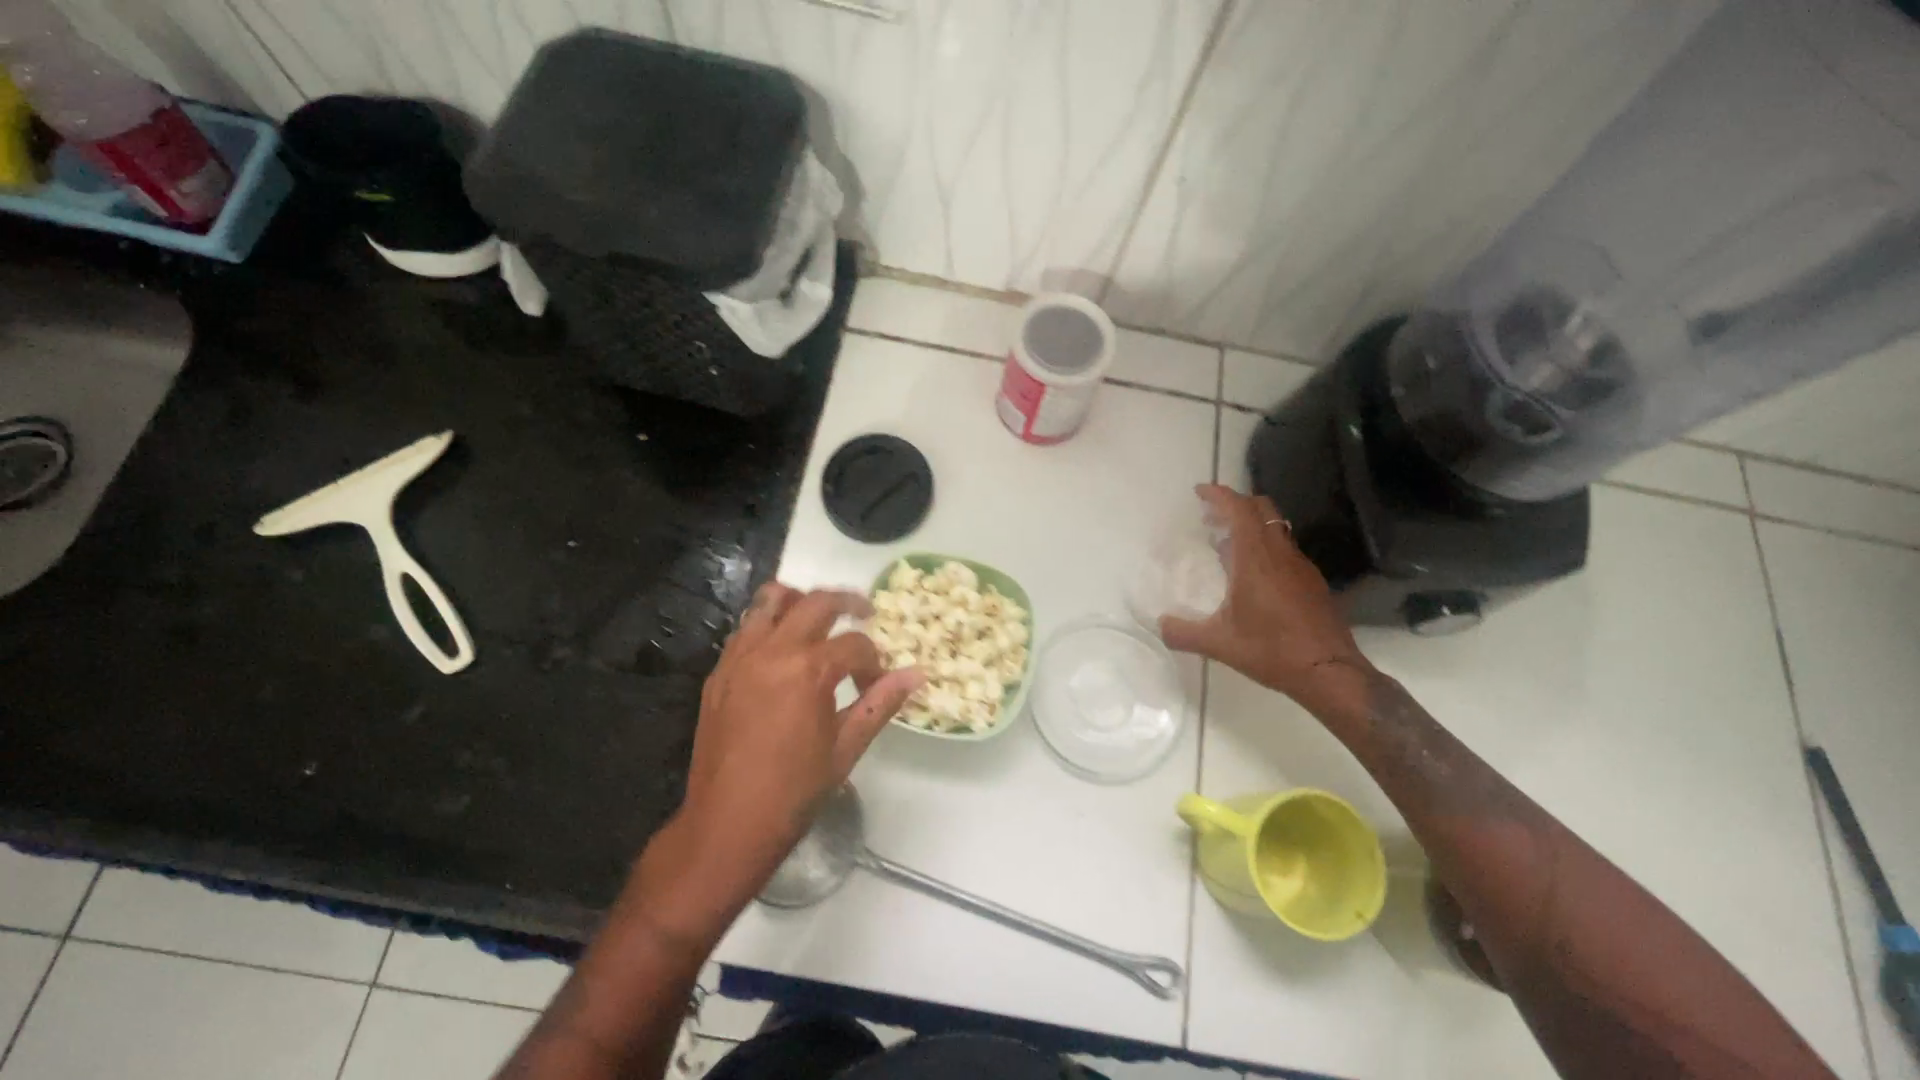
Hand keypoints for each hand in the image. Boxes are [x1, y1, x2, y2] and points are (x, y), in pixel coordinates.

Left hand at [678, 584, 922, 879]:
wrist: (727, 823)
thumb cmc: (794, 792)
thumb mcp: (846, 748)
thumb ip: (880, 704)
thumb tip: (917, 674)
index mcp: (809, 670)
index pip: (854, 644)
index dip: (874, 661)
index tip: (877, 683)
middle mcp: (772, 651)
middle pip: (815, 603)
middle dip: (846, 603)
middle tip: (864, 613)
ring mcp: (739, 658)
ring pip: (771, 601)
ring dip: (801, 601)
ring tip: (819, 618)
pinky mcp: (719, 673)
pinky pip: (746, 629)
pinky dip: (769, 624)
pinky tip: (783, 650)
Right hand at [1159, 485, 1372, 712]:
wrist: (1329, 672)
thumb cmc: (1271, 651)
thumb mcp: (1219, 644)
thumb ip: (1183, 633)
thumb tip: (1160, 626)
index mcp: (1256, 559)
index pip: (1239, 510)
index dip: (1219, 495)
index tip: (1200, 492)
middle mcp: (1281, 554)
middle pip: (1262, 509)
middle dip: (1236, 504)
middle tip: (1211, 516)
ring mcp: (1301, 567)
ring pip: (1276, 529)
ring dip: (1251, 527)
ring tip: (1227, 544)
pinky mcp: (1312, 583)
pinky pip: (1285, 551)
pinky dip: (1265, 548)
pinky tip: (1253, 576)